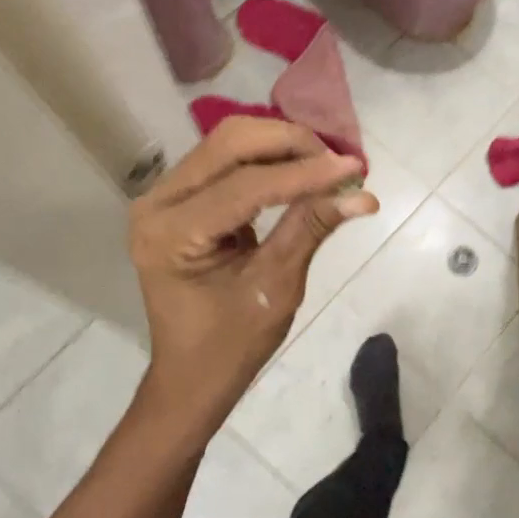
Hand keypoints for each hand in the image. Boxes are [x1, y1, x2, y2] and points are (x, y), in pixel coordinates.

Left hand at [129, 118, 377, 412]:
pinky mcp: (178, 196)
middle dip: (291, 144)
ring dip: (282, 146)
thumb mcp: (277, 287)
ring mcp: (163, 196)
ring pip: (228, 143)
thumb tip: (362, 193)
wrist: (191, 375)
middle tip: (340, 163)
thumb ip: (311, 228)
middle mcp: (156, 203)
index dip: (304, 173)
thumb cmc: (231, 344)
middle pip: (229, 143)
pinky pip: (225, 159)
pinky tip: (302, 171)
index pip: (246, 184)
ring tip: (327, 165)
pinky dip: (268, 159)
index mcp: (171, 234)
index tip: (356, 167)